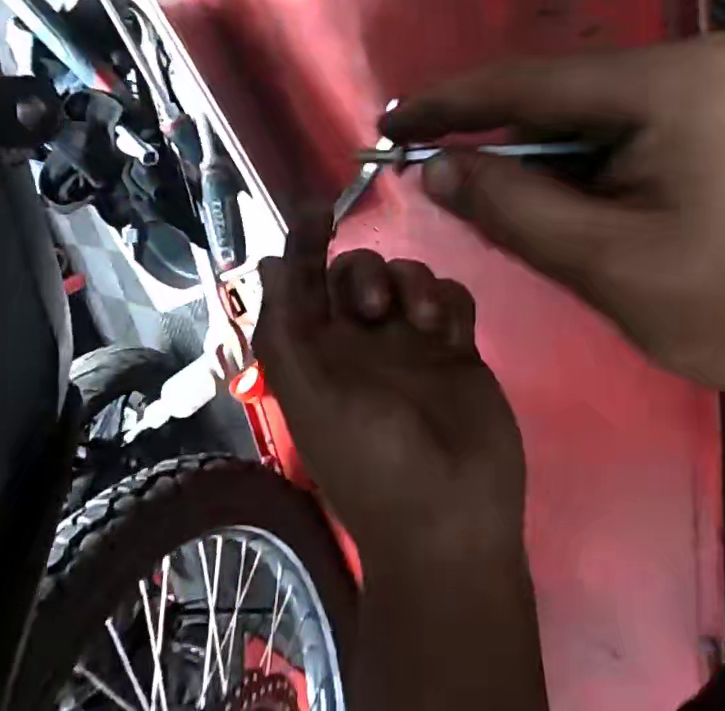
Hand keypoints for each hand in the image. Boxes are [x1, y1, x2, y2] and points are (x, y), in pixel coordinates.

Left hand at [254, 216, 525, 560]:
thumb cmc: (371, 458)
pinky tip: (450, 332)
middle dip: (365, 275)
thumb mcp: (310, 395)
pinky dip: (447, 300)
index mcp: (319, 350)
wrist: (451, 518)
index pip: (306, 280)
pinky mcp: (457, 349)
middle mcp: (361, 340)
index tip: (317, 208)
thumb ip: (285, 328)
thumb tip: (267, 263)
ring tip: (425, 325)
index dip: (305, 242)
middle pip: (358, 272)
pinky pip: (450, 297)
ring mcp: (411, 343)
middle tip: (376, 312)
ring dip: (412, 284)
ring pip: (407, 277)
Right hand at [381, 34, 724, 408]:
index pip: (527, 83)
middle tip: (465, 197)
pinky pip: (646, 131)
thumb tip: (439, 171)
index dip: (449, 104)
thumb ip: (515, 212)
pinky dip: (606, 171)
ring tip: (555, 229)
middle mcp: (703, 60)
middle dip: (512, 149)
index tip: (391, 120)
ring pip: (606, 120)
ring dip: (563, 169)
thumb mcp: (613, 268)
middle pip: (567, 101)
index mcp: (671, 82)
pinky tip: (610, 218)